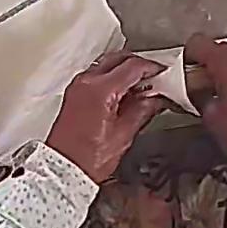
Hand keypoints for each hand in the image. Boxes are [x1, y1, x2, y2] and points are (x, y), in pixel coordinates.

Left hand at [45, 52, 169, 182]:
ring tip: (142, 86)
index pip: (133, 66)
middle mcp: (86, 82)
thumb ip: (144, 110)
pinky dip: (113, 76)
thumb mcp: (124, 134)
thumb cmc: (87, 158)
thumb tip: (156, 99)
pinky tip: (124, 92)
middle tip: (155, 77)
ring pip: (107, 63)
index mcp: (100, 90)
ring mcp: (78, 86)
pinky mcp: (74, 93)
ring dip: (125, 69)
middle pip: (119, 57)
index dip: (153, 67)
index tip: (164, 73)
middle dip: (140, 64)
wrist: (63, 170)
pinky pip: (97, 74)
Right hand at [184, 34, 226, 165]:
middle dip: (203, 63)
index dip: (187, 56)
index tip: (183, 70)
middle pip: (216, 48)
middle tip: (194, 83)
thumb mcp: (210, 116)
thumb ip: (196, 94)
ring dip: (220, 69)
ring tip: (212, 92)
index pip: (199, 43)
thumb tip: (191, 88)